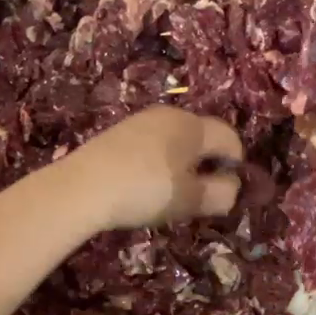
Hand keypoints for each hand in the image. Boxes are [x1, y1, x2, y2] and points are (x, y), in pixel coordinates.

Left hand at [54, 107, 242, 228]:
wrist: (82, 187)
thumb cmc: (145, 191)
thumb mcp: (189, 199)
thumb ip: (219, 194)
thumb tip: (231, 188)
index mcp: (193, 125)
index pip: (230, 139)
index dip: (234, 166)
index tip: (222, 192)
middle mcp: (169, 114)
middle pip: (200, 137)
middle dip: (205, 165)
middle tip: (194, 196)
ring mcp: (139, 120)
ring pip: (174, 142)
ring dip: (179, 165)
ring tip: (165, 194)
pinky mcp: (116, 133)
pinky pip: (149, 146)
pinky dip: (155, 164)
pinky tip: (140, 186)